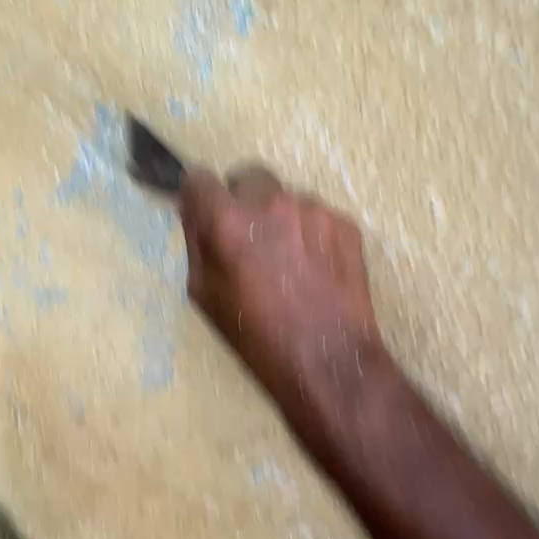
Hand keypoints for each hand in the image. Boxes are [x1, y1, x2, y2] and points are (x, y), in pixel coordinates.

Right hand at [179, 165, 385, 425]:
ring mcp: (313, 209)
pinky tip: (313, 269)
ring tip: (286, 261)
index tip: (203, 212)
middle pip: (246, 177)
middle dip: (241, 200)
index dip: (199, 196)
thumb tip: (195, 210)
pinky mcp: (344, 222)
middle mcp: (270, 203)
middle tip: (247, 239)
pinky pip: (315, 215)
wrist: (327, 361)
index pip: (199, 178)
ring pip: (284, 198)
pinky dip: (308, 233)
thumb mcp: (203, 292)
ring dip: (278, 217)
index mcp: (228, 221)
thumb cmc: (254, 334)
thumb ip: (196, 241)